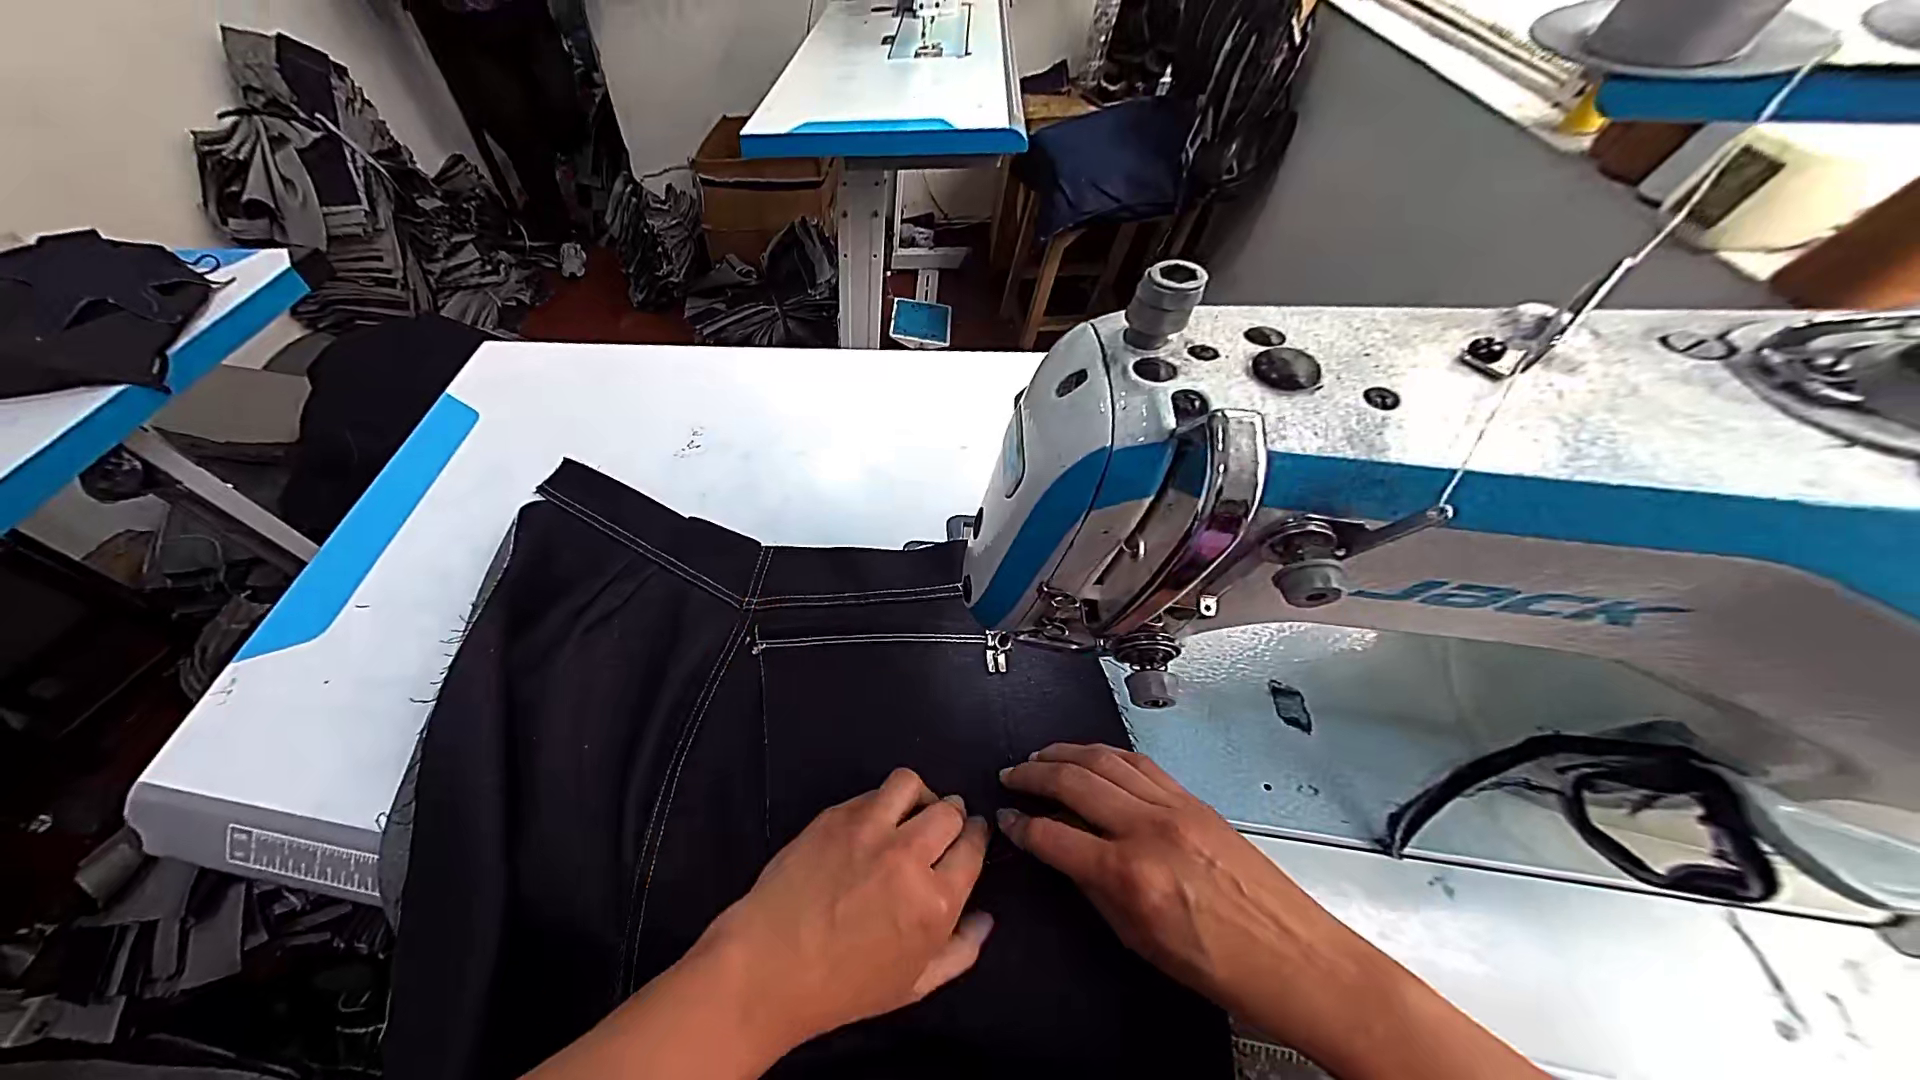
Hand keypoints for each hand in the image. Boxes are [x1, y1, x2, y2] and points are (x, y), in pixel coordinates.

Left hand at [696, 767, 992, 1049]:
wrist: (769, 967)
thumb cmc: (844, 986)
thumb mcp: (913, 985)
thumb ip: (960, 952)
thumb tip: (987, 919)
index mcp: (934, 901)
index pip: (973, 845)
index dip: (977, 836)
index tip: (972, 834)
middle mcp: (907, 856)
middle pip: (950, 811)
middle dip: (954, 817)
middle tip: (943, 827)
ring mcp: (869, 830)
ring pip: (912, 785)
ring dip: (920, 797)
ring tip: (911, 812)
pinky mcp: (836, 816)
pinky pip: (873, 792)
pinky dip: (882, 802)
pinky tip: (873, 823)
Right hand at [999, 743, 1545, 1079]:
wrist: (1294, 957)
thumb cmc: (1220, 966)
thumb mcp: (1138, 941)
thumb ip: (1093, 889)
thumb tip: (1061, 855)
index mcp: (1130, 875)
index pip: (1053, 836)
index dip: (1020, 826)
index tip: (1005, 819)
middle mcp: (1148, 829)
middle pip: (1073, 782)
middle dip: (1033, 774)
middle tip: (1011, 774)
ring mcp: (1173, 807)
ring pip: (1104, 760)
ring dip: (1065, 753)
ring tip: (1041, 755)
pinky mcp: (1193, 799)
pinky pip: (1139, 763)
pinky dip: (1106, 754)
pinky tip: (1091, 756)